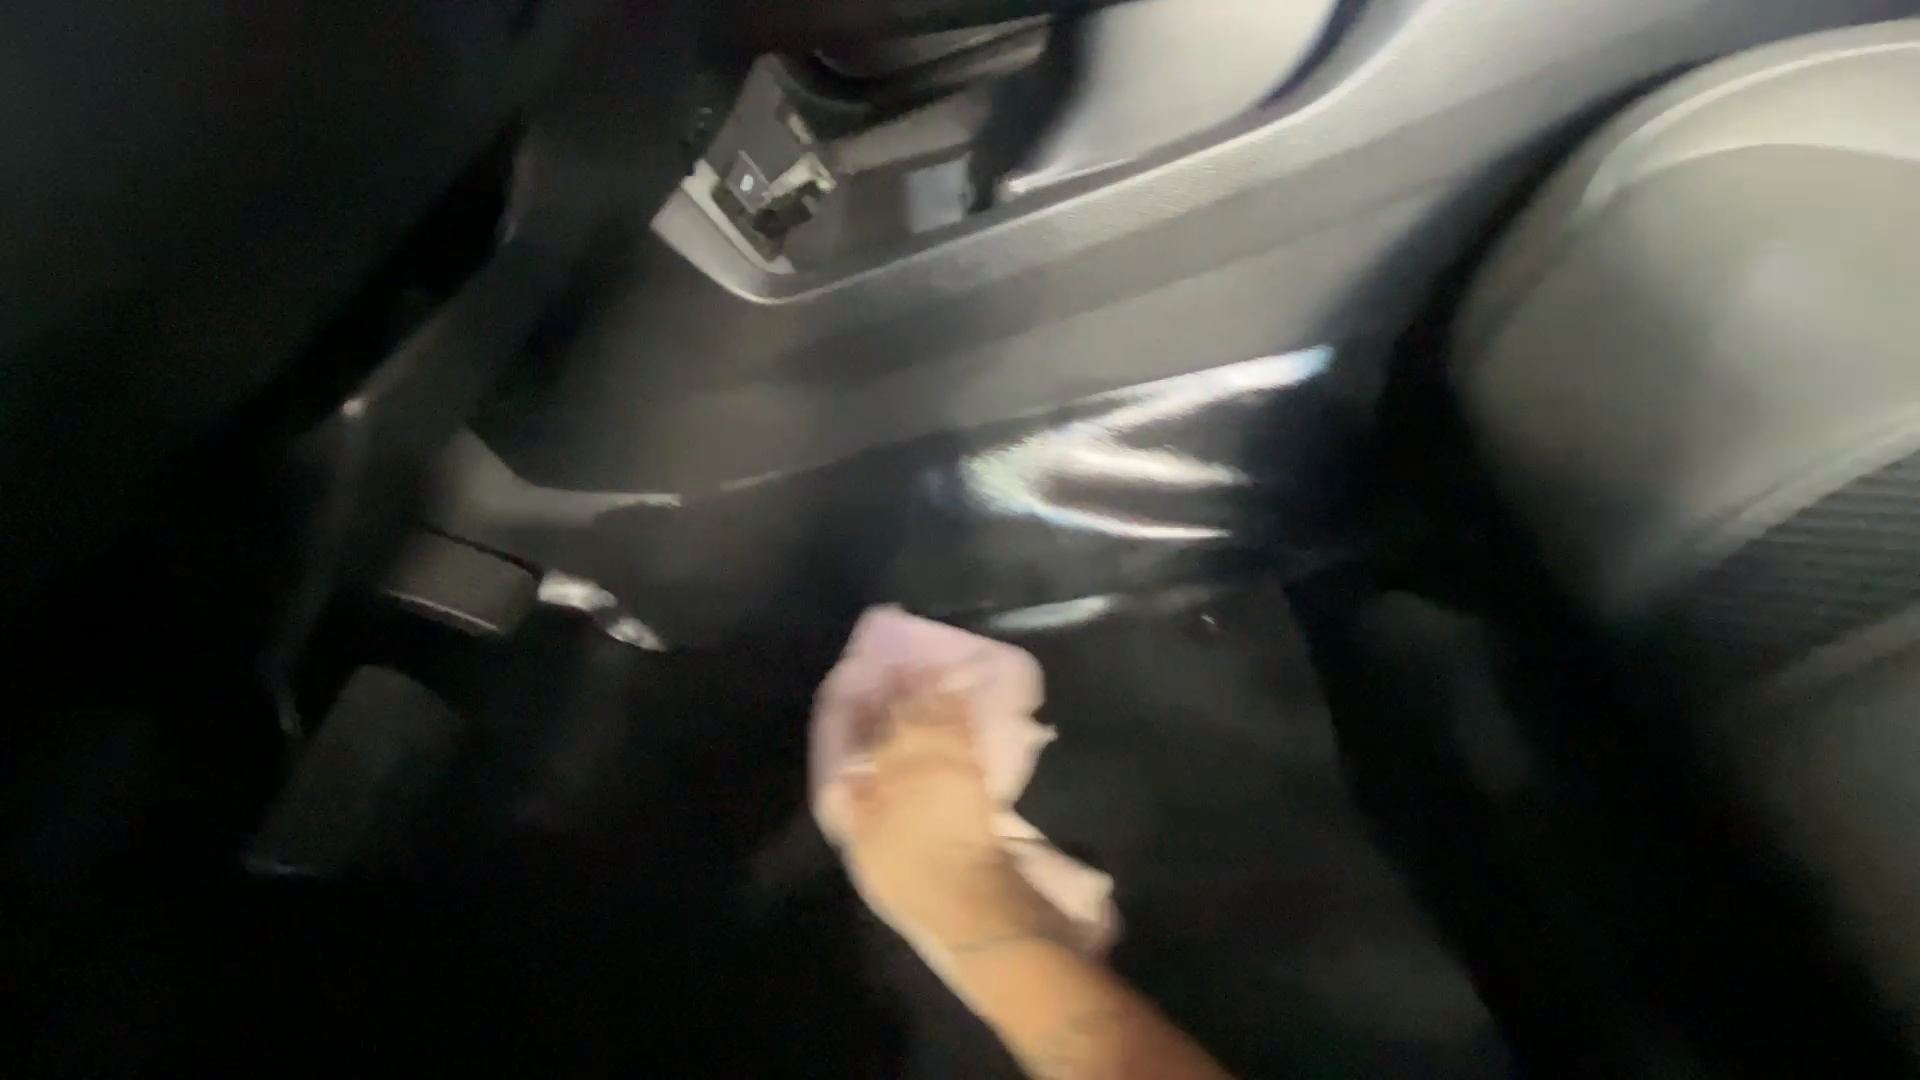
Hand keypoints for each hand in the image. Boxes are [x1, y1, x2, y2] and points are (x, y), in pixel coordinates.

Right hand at [839, 677, 1065, 957]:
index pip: (876, 732)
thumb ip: (855, 803)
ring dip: (934, 693)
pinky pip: (967, 732)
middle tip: (901, 666)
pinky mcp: (976, 774)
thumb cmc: (908, 871)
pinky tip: (958, 699)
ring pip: (941, 717)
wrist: (966, 891)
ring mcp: (953, 763)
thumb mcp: (865, 842)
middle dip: (904, 690)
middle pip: (911, 716)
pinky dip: (961, 712)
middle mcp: (920, 760)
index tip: (864, 688)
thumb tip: (848, 773)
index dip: (870, 709)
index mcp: (889, 775)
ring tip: (929, 672)